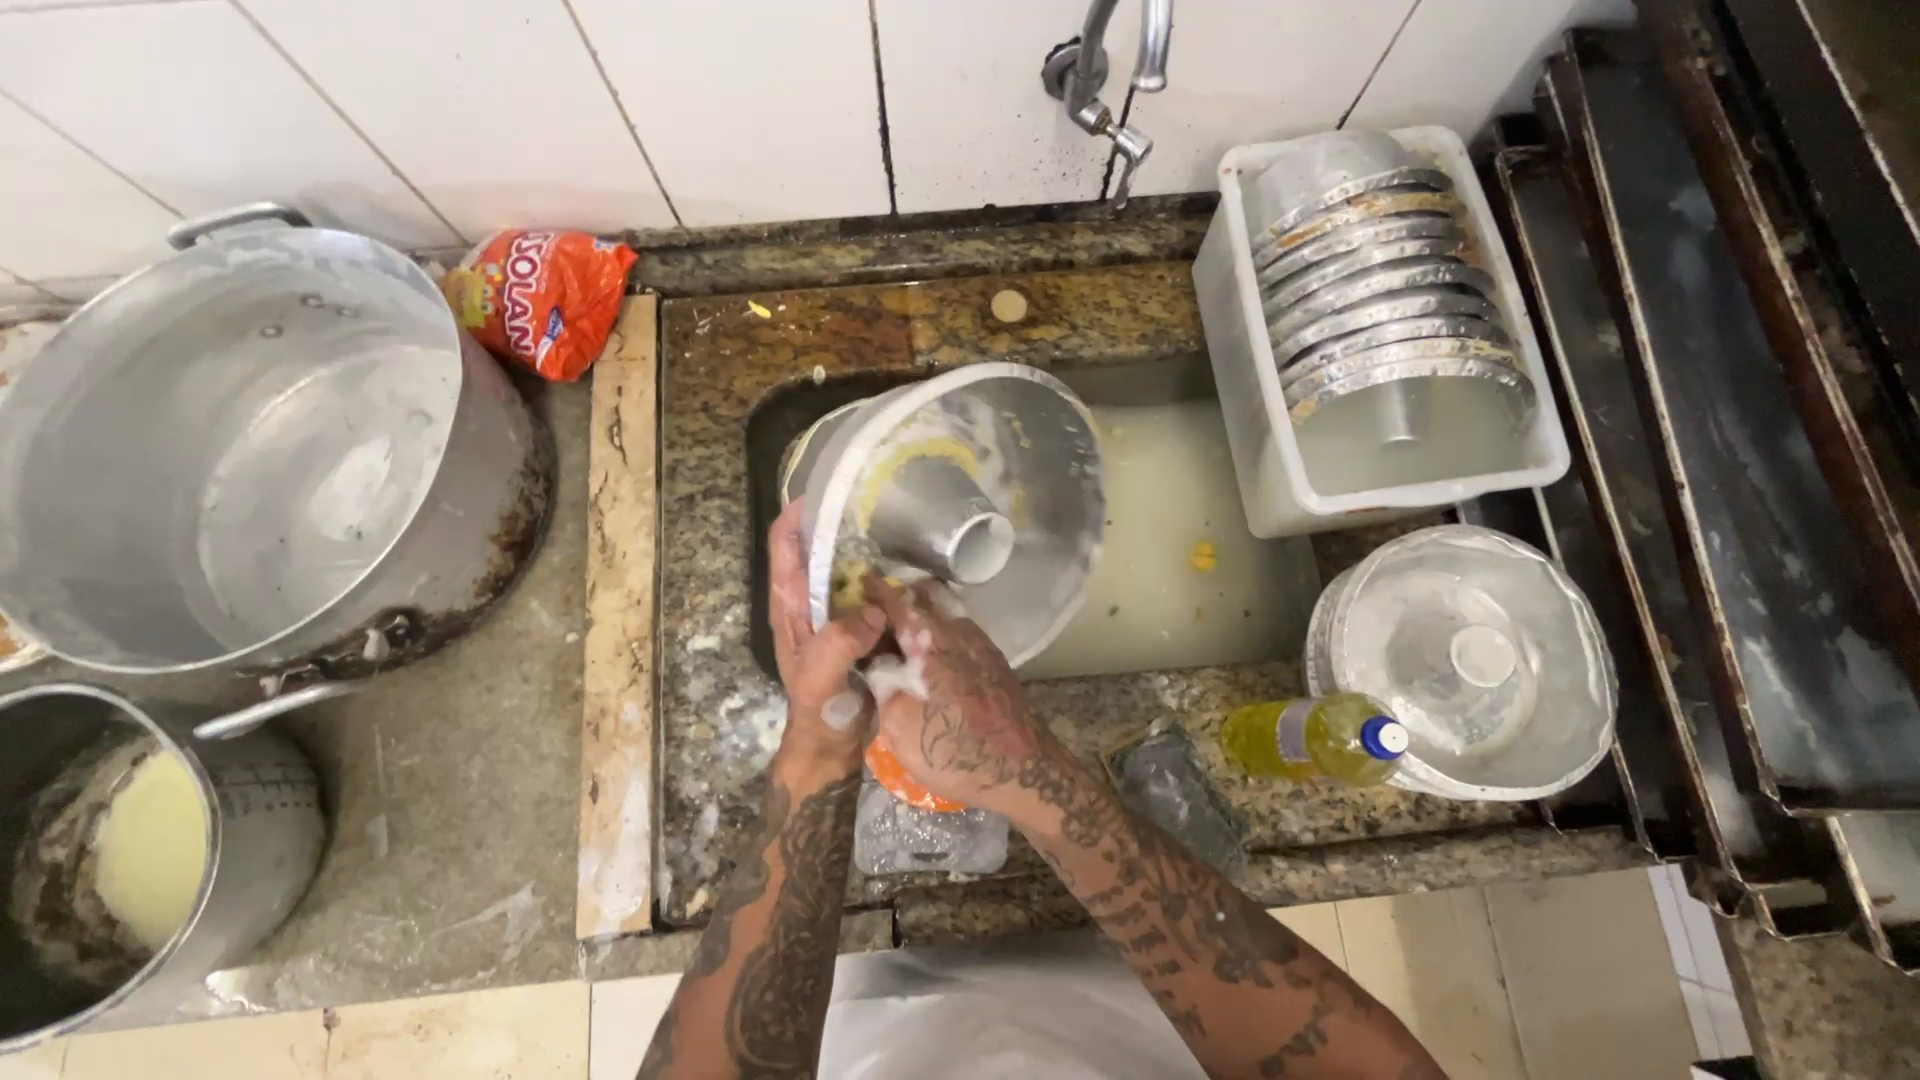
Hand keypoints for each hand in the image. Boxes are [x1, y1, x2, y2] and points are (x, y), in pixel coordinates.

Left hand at [768, 500, 885, 766]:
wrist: (835, 744)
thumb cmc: (820, 709)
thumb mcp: (821, 677)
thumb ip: (839, 642)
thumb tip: (872, 610)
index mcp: (790, 605)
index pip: (784, 547)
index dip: (796, 516)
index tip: (824, 492)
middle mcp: (811, 602)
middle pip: (818, 550)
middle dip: (838, 523)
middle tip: (874, 501)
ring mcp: (837, 614)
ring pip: (849, 568)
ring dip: (867, 548)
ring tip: (897, 526)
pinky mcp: (861, 628)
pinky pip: (874, 593)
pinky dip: (887, 578)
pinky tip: (911, 568)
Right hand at [867, 576, 1069, 822]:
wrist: (1024, 772)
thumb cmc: (954, 751)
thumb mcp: (898, 726)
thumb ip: (881, 684)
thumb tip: (874, 660)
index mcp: (928, 639)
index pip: (893, 600)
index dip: (870, 591)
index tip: (854, 586)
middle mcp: (956, 630)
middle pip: (921, 601)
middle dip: (896, 603)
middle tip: (871, 619)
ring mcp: (981, 643)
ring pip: (942, 618)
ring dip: (920, 622)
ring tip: (897, 643)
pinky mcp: (995, 662)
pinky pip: (958, 636)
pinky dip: (939, 639)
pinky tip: (929, 664)